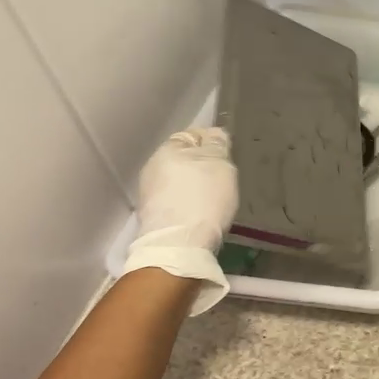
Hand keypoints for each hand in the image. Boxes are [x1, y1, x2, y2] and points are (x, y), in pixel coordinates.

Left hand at [122, 127, 238, 314]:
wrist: (179, 244)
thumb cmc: (204, 198)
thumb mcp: (221, 164)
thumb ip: (218, 145)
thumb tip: (215, 135)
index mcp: (168, 149)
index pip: (194, 135)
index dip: (213, 143)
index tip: (228, 157)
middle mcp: (153, 167)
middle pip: (185, 159)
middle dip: (203, 165)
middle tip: (224, 178)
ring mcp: (150, 192)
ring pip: (180, 180)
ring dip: (195, 185)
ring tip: (214, 198)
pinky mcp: (153, 214)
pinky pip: (176, 200)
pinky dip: (188, 203)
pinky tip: (201, 213)